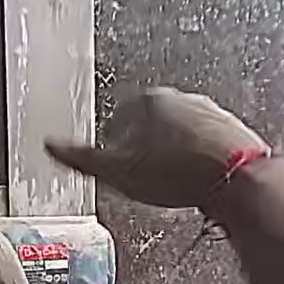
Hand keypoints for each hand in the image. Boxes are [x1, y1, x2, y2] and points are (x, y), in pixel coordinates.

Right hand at [44, 86, 269, 208]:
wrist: (234, 178)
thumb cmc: (177, 172)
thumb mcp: (115, 172)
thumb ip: (80, 159)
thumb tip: (49, 146)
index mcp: (145, 101)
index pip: (115, 122)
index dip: (112, 150)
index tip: (116, 169)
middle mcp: (179, 99)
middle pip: (149, 126)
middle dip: (143, 151)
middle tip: (142, 179)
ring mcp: (207, 112)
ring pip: (177, 135)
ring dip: (170, 156)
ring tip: (169, 184)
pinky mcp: (229, 130)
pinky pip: (203, 145)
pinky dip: (195, 160)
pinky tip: (193, 182)